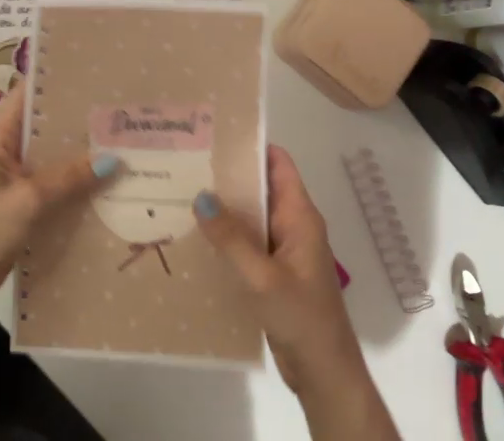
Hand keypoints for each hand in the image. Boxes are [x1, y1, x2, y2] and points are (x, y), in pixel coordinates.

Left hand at [0, 83, 118, 311]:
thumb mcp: (28, 200)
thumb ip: (68, 178)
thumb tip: (112, 159)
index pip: (25, 96)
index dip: (53, 80)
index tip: (90, 72)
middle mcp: (6, 153)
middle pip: (44, 128)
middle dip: (77, 120)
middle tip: (119, 111)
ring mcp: (15, 180)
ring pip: (53, 158)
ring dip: (80, 155)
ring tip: (123, 143)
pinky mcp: (23, 205)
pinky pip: (54, 186)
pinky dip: (76, 184)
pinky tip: (107, 186)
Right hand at [196, 145, 359, 393]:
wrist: (323, 371)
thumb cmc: (301, 317)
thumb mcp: (262, 276)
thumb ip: (231, 237)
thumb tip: (200, 195)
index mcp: (300, 217)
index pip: (279, 164)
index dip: (252, 145)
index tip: (215, 132)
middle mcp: (292, 226)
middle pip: (260, 186)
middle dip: (228, 173)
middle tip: (185, 159)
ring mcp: (282, 250)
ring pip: (250, 215)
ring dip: (223, 205)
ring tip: (180, 189)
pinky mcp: (271, 272)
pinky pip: (246, 242)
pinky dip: (224, 234)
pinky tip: (192, 234)